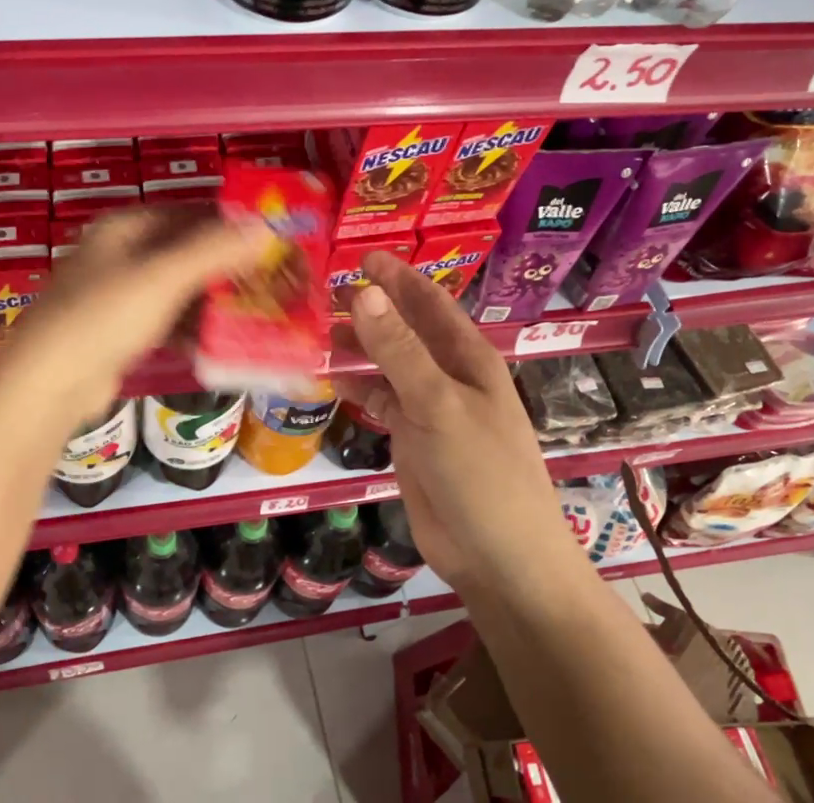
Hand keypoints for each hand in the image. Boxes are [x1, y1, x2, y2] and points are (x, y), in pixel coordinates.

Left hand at [0, 208, 271, 426]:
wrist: (47, 385)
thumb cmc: (103, 318)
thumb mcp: (162, 278)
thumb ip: (213, 250)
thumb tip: (264, 226)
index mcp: (124, 228)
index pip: (189, 212)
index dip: (231, 222)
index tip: (274, 236)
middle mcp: (120, 255)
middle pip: (186, 252)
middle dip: (228, 267)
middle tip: (275, 279)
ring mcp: (118, 296)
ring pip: (179, 290)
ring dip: (215, 301)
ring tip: (261, 313)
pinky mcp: (120, 334)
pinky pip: (168, 323)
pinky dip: (194, 330)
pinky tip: (225, 344)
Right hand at [331, 252, 574, 588]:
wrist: (497, 556)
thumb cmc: (479, 472)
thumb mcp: (437, 404)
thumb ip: (399, 350)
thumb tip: (365, 291)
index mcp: (468, 359)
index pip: (430, 304)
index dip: (399, 278)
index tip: (361, 257)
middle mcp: (449, 376)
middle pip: (405, 331)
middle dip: (371, 310)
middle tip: (324, 293)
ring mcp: (429, 409)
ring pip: (387, 366)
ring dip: (358, 348)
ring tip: (316, 331)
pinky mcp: (411, 440)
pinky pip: (379, 401)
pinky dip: (355, 387)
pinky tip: (328, 378)